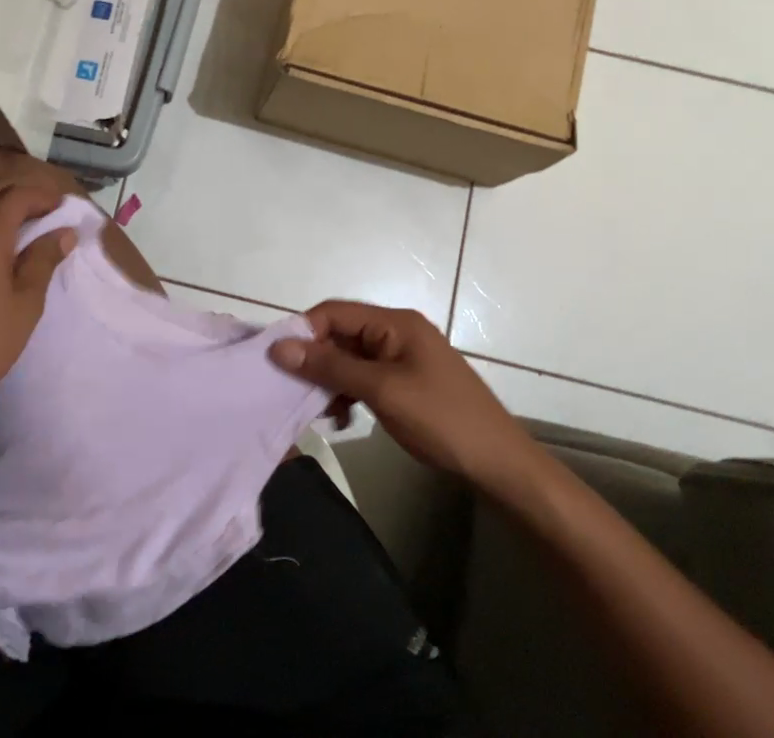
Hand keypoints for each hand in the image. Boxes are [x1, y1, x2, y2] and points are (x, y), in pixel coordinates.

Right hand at [270, 301, 541, 496]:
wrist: (496, 461)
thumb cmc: (440, 419)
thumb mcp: (381, 390)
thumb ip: (330, 366)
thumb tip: (279, 347)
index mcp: (395, 323)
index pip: (334, 312)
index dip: (303, 332)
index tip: (277, 362)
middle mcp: (396, 332)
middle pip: (340, 334)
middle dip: (314, 360)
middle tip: (291, 390)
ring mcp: (402, 357)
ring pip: (349, 358)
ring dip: (329, 380)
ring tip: (318, 410)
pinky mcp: (404, 381)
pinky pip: (363, 377)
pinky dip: (347, 393)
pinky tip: (340, 417)